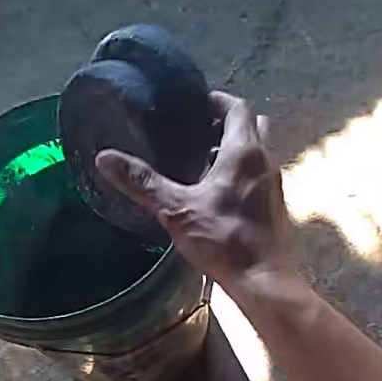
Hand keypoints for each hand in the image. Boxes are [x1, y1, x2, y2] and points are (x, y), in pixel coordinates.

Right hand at [95, 92, 292, 291]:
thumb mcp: (176, 209)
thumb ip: (143, 182)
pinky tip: (219, 193)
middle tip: (199, 132)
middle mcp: (266, 161)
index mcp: (245, 151)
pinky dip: (243, 173)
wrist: (262, 279)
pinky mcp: (275, 206)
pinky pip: (260, 176)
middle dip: (228, 123)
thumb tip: (106, 158)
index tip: (196, 106)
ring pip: (259, 152)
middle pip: (253, 125)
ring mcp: (275, 185)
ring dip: (237, 149)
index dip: (218, 101)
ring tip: (203, 161)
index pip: (238, 107)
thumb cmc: (224, 239)